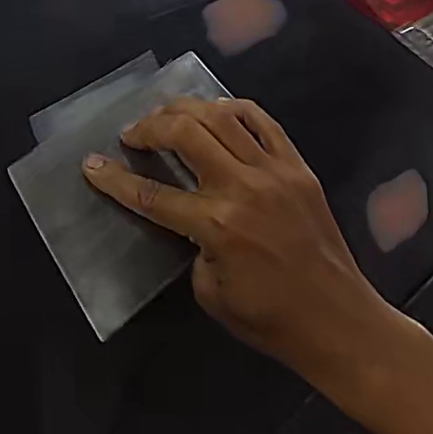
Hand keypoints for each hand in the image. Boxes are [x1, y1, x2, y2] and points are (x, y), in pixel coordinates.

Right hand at [81, 97, 396, 390]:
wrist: (342, 325)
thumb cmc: (270, 319)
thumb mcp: (209, 291)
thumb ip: (189, 243)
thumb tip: (185, 210)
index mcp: (216, 226)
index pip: (151, 193)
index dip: (114, 178)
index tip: (90, 164)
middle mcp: (242, 188)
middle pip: (183, 133)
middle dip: (147, 127)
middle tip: (132, 135)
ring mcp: (273, 172)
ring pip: (218, 116)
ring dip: (182, 109)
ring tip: (165, 115)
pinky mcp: (297, 167)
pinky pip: (262, 121)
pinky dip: (232, 108)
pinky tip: (214, 111)